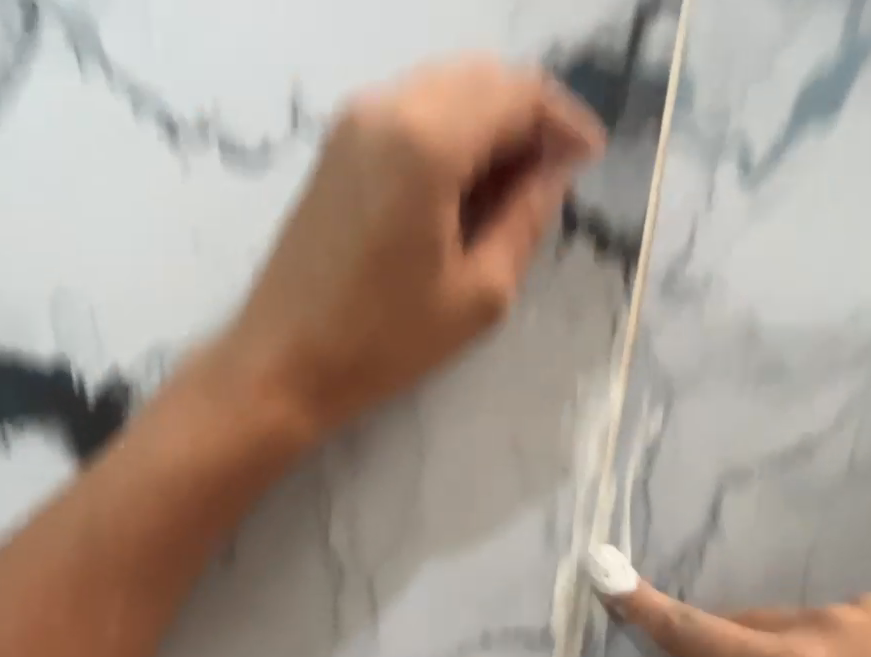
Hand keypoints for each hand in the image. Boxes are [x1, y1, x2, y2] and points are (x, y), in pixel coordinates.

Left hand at [224, 56, 604, 431]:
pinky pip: (410, 113)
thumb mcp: (478, 292)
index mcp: (427, 141)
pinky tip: (463, 188)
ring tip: (511, 189)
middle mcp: (386, 107)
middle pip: (481, 78)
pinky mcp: (335, 147)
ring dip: (488, 124)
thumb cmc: (383, 341)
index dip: (565, 121)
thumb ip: (526, 219)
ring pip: (444, 90)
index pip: (518, 94)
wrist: (281, 363)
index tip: (588, 161)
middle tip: (552, 178)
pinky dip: (449, 134)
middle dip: (528, 118)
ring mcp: (352, 122)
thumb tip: (554, 173)